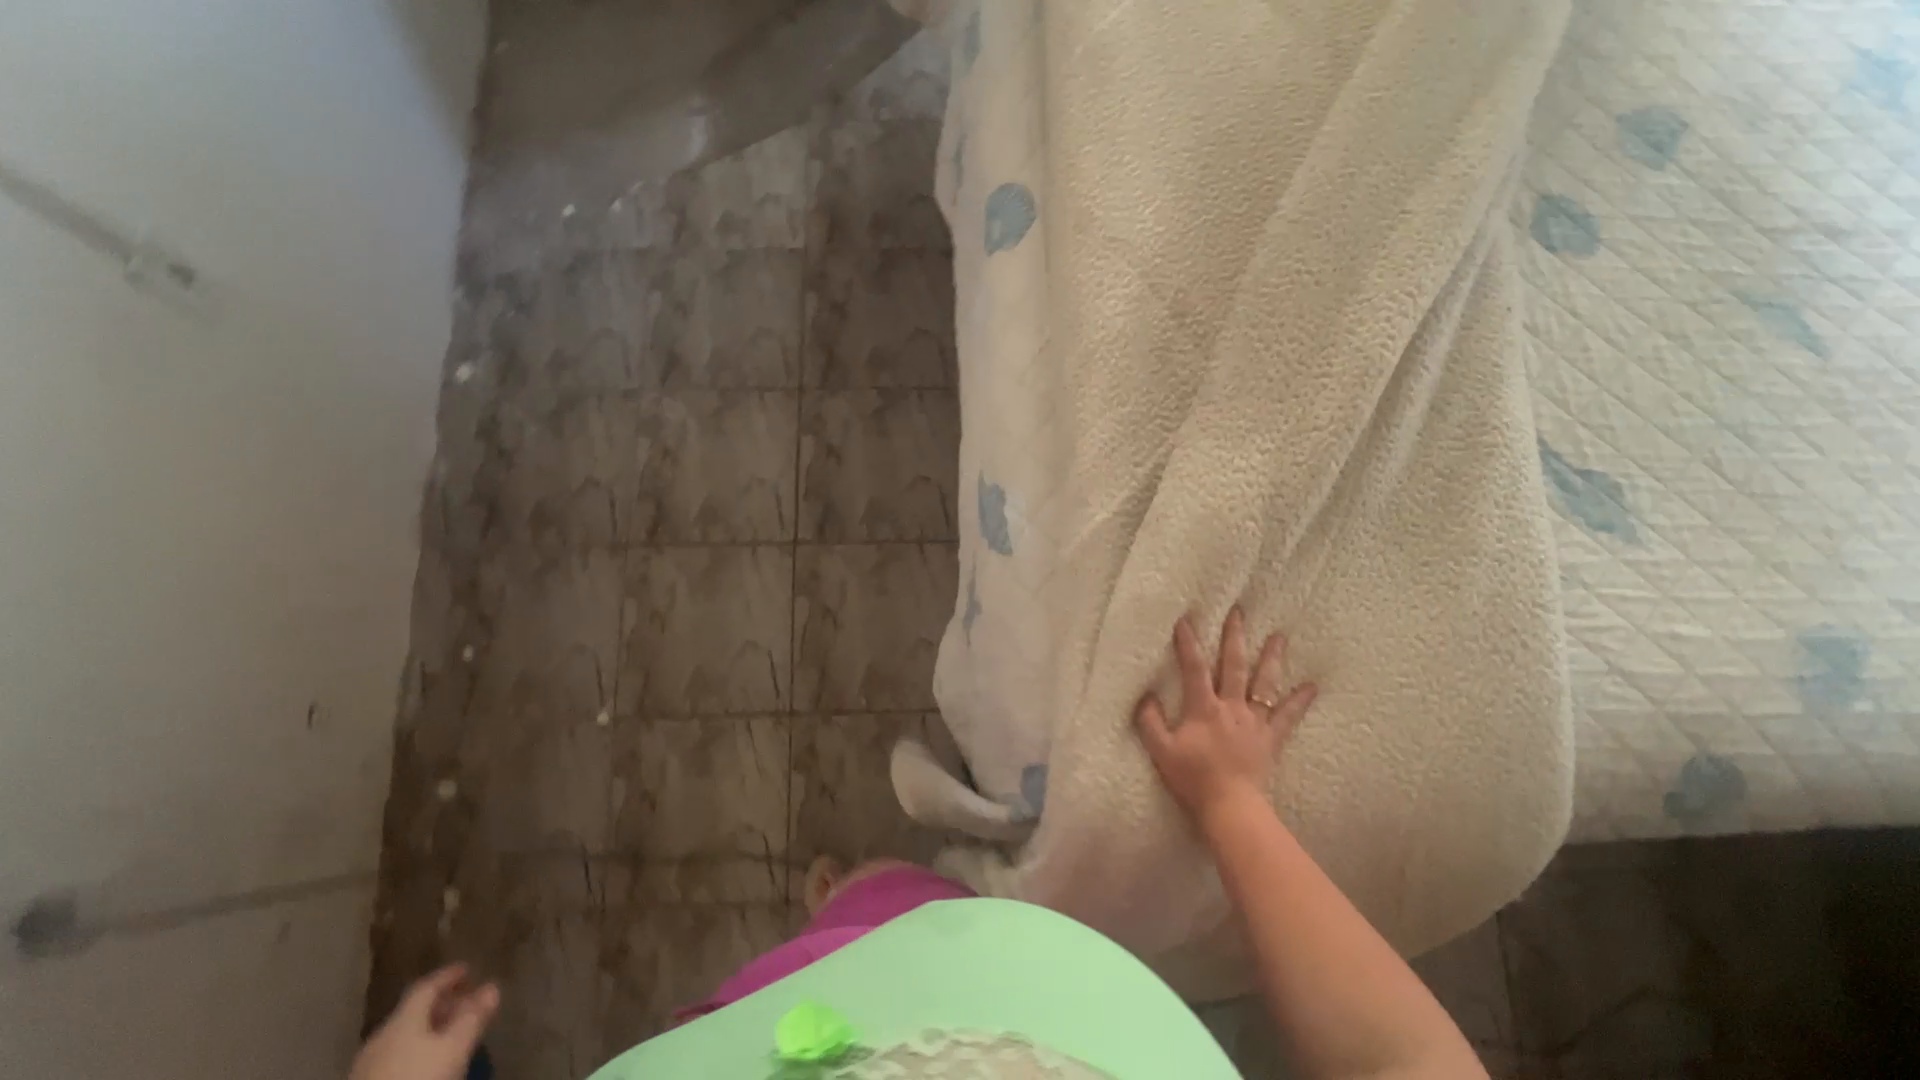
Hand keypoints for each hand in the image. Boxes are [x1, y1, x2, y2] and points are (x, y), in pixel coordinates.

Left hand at [350, 964, 498, 1079]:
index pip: (426, 987)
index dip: (448, 976)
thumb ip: (472, 1017)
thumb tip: (492, 987)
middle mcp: (381, 1034)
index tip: (468, 969)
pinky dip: (417, 1047)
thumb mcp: (454, 1048)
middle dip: (443, 1003)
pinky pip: (397, 1053)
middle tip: (467, 1003)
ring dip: (430, 1027)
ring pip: (405, 1033)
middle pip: (414, 1010)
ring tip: (453, 1033)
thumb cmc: (420, 1078)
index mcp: (402, 1019)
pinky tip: (428, 1059)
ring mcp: (370, 1061)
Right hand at [1135, 609, 1315, 830]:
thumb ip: (1150, 722)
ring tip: (1279, 637)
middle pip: (1233, 666)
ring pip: (1264, 683)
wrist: (1231, 806)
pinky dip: (1300, 701)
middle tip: (1239, 612)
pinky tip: (1312, 686)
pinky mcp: (1271, 739)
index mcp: (1203, 708)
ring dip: (1271, 658)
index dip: (1188, 643)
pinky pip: (1288, 716)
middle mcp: (1231, 707)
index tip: (1185, 619)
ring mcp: (1254, 721)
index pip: (1194, 668)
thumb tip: (1145, 696)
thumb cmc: (1193, 779)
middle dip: (1235, 638)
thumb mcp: (1161, 751)